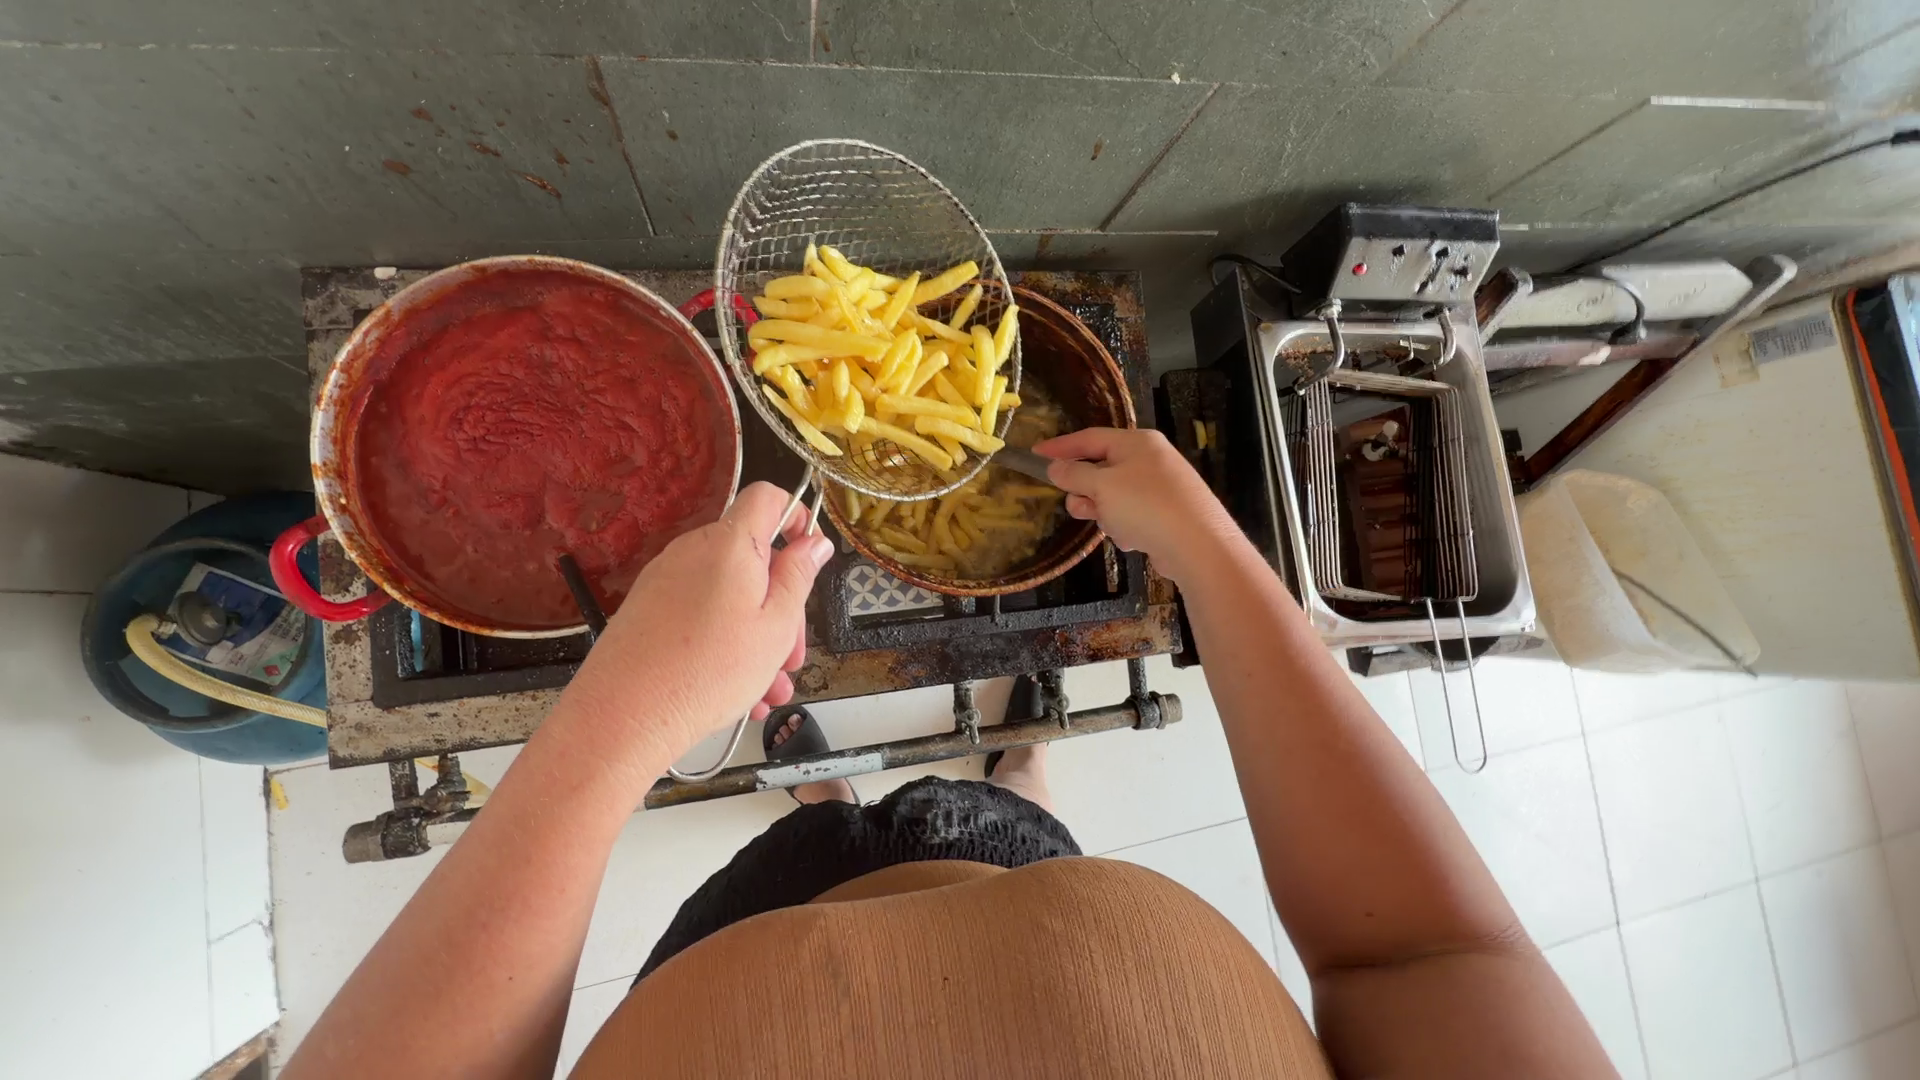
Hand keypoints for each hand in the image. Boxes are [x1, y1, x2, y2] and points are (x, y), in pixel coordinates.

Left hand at [559, 482, 833, 761]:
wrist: (624, 717)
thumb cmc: (706, 673)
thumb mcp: (777, 626)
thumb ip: (799, 577)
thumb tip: (815, 543)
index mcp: (731, 544)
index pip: (767, 497)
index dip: (796, 517)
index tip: (809, 554)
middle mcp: (694, 550)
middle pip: (753, 558)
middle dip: (782, 603)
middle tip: (792, 655)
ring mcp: (666, 578)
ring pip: (730, 593)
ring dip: (757, 634)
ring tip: (769, 688)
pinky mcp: (649, 607)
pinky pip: (701, 612)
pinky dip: (724, 640)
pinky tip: (740, 691)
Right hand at [1034, 428, 1237, 584]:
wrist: (1197, 544)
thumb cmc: (1145, 506)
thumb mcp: (1101, 487)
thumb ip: (1074, 475)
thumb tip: (1056, 467)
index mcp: (1136, 442)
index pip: (1089, 438)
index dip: (1060, 447)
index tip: (1035, 454)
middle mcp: (1150, 459)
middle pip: (1101, 469)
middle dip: (1086, 491)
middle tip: (1079, 507)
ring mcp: (1161, 487)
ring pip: (1114, 496)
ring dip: (1105, 512)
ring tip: (1112, 525)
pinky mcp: (1166, 514)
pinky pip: (1131, 515)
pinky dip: (1125, 525)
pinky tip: (1134, 538)